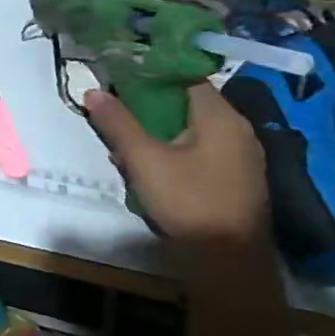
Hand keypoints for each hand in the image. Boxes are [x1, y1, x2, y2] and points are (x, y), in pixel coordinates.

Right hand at [84, 83, 269, 246]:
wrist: (229, 263)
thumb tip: (93, 91)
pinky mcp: (237, 178)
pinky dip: (176, 147)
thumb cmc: (188, 202)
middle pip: (189, 103)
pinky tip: (152, 164)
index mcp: (221, 117)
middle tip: (117, 109)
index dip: (153, 73)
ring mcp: (242, 156)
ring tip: (127, 140)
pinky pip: (202, 149)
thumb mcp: (143, 159)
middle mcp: (239, 130)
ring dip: (161, 129)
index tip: (121, 75)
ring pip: (194, 128)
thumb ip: (118, 123)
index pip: (187, 77)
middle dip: (151, 104)